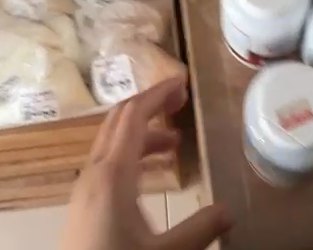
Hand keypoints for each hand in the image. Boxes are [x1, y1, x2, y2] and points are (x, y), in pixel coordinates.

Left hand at [61, 75, 232, 249]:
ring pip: (113, 142)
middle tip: (182, 100)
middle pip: (120, 120)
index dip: (159, 93)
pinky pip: (108, 162)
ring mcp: (84, 189)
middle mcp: (94, 172)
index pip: (135, 114)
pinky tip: (152, 173)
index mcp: (112, 174)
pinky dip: (132, 154)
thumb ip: (198, 231)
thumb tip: (230, 211)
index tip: (184, 82)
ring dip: (143, 132)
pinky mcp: (82, 206)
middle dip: (151, 104)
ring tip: (175, 142)